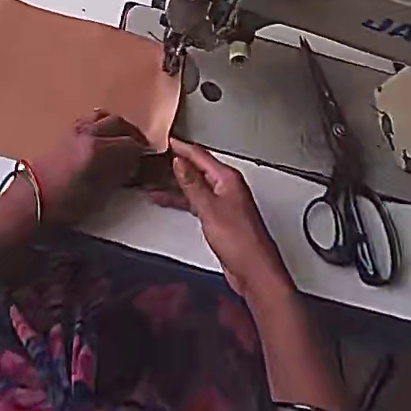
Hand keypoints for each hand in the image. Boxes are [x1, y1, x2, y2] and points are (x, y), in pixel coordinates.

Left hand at [23, 110, 150, 224]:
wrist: (30, 200)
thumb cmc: (64, 204)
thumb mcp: (98, 195)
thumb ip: (117, 176)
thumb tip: (130, 166)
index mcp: (97, 149)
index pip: (130, 143)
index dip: (141, 152)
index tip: (145, 159)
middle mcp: (87, 133)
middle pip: (118, 123)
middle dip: (132, 133)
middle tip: (139, 145)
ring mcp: (74, 131)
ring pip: (102, 117)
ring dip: (116, 124)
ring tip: (121, 137)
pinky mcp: (64, 134)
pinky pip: (88, 120)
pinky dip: (100, 124)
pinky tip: (100, 137)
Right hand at [160, 140, 294, 304]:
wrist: (254, 271)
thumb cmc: (241, 242)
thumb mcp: (209, 208)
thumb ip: (192, 184)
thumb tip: (180, 162)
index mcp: (228, 179)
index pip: (200, 155)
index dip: (181, 147)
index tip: (166, 139)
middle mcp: (228, 187)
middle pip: (199, 168)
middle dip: (178, 162)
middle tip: (159, 155)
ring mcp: (225, 202)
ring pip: (196, 185)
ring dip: (177, 183)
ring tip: (156, 179)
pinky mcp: (220, 216)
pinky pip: (197, 200)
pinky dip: (182, 199)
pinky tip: (169, 200)